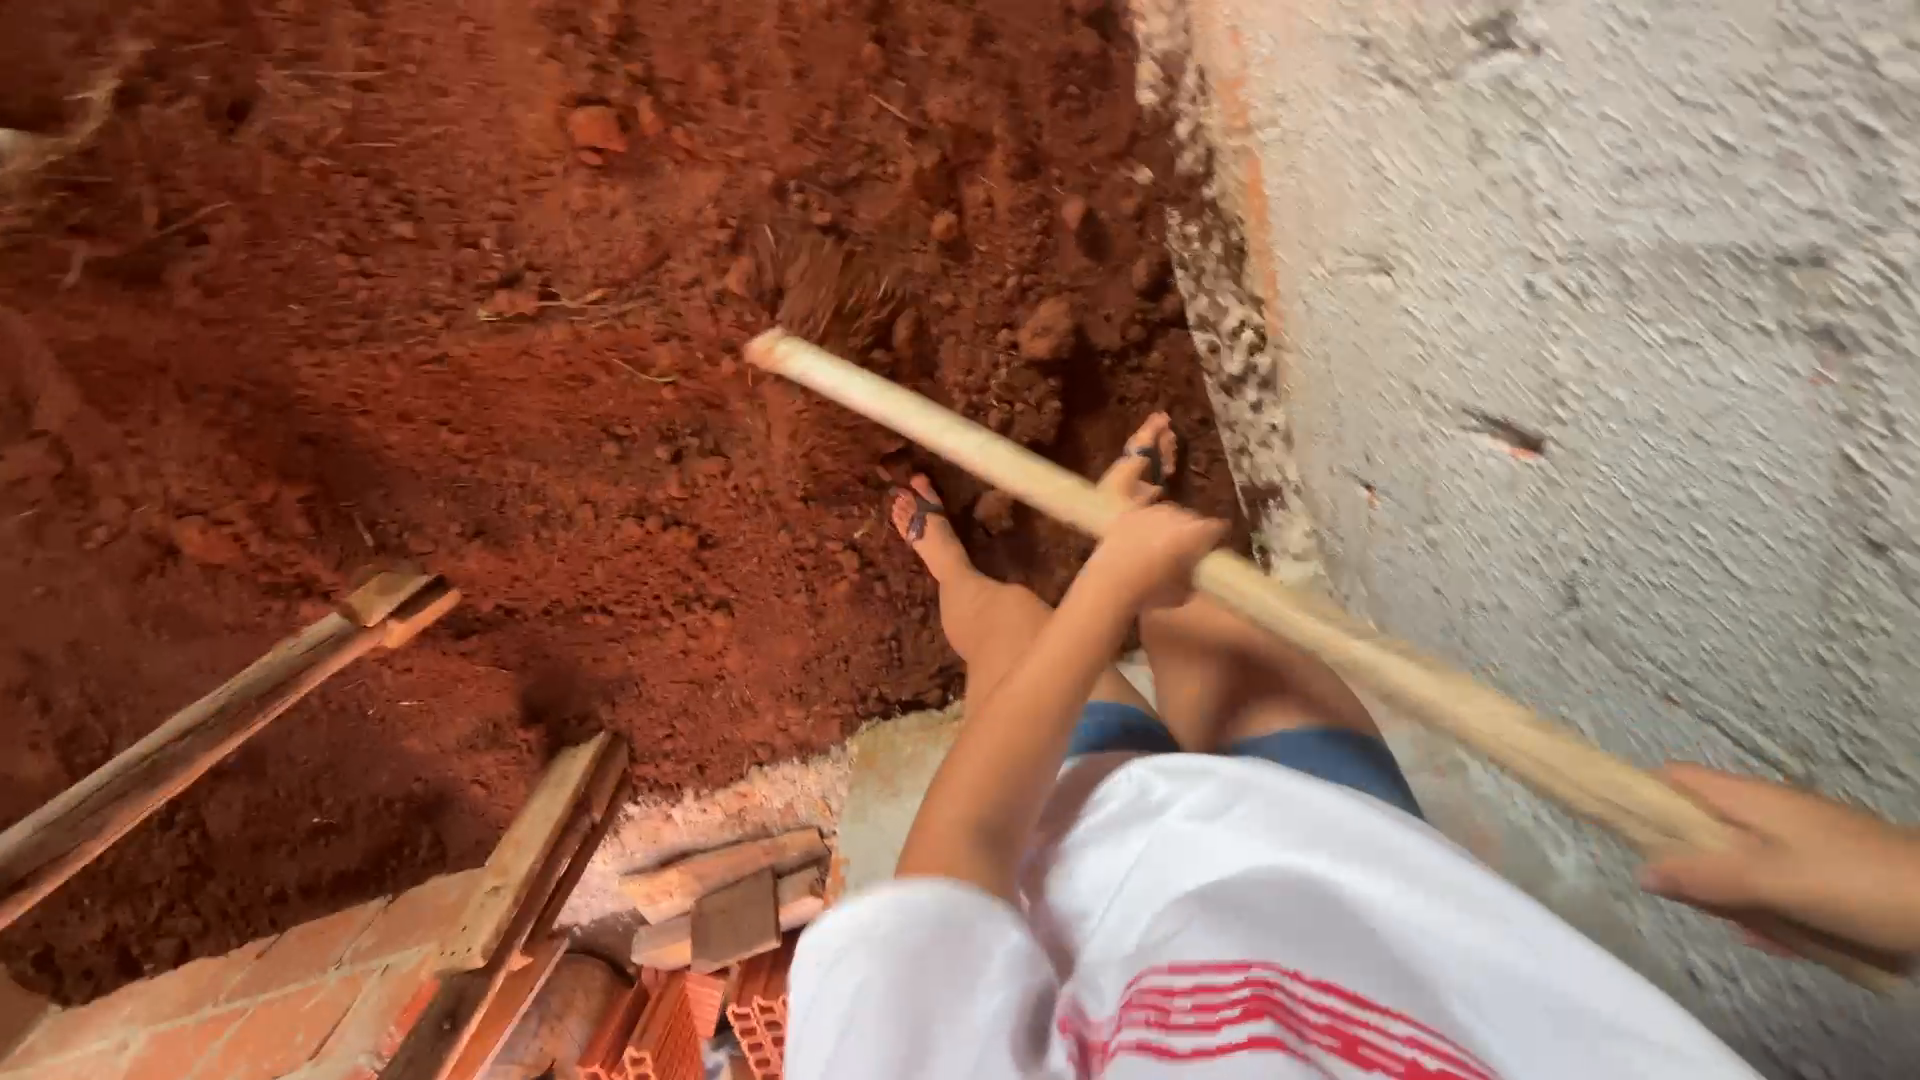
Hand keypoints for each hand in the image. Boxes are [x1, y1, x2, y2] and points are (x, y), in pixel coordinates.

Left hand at [1082, 504, 1228, 610]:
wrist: (1113, 580)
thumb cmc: (1153, 591)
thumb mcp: (1184, 592)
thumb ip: (1193, 577)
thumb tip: (1193, 574)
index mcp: (1198, 532)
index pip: (1217, 527)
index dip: (1215, 537)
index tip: (1212, 545)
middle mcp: (1179, 515)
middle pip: (1190, 519)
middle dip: (1189, 532)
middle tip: (1182, 551)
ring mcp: (1152, 511)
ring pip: (1168, 511)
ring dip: (1168, 523)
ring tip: (1161, 540)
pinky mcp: (1129, 511)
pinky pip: (1140, 499)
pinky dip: (1143, 504)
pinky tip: (1143, 489)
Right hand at [1639, 764, 1919, 955]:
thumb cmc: (1859, 881)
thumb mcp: (1772, 880)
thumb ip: (1704, 877)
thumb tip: (1641, 873)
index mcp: (1749, 798)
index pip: (1673, 778)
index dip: (1643, 796)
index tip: (1625, 830)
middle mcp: (1770, 812)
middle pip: (1702, 824)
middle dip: (1689, 860)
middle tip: (1689, 894)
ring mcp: (1806, 842)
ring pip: (1741, 859)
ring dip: (1732, 892)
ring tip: (1741, 926)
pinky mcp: (1834, 872)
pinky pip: (1781, 884)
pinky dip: (1772, 907)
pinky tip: (1781, 939)